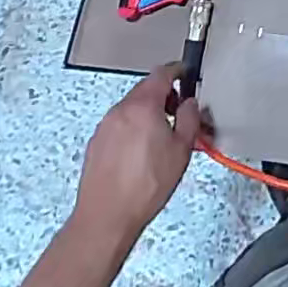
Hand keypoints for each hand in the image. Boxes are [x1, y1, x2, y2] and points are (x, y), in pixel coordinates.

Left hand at [72, 63, 200, 243]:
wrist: (107, 216)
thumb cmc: (144, 187)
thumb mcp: (181, 150)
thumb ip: (190, 118)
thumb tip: (190, 104)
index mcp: (144, 105)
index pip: (162, 73)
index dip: (177, 71)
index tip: (184, 73)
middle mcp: (121, 109)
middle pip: (146, 88)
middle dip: (164, 95)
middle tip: (178, 112)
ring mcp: (106, 124)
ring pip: (132, 107)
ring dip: (148, 113)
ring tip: (160, 138)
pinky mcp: (97, 141)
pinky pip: (119, 124)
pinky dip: (132, 128)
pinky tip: (140, 153)